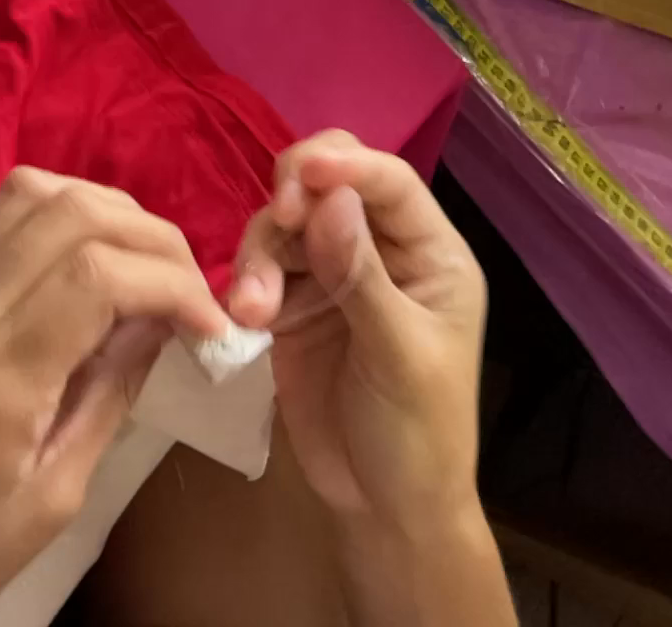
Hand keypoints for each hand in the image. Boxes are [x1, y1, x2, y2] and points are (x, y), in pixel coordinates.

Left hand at [0, 167, 230, 626]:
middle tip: (187, 283)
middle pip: (68, 215)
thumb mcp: (57, 495)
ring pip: (30, 194)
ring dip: (105, 211)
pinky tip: (84, 251)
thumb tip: (162, 316)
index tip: (210, 322)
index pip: (95, 277)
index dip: (171, 283)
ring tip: (143, 260)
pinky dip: (56, 212)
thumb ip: (112, 388)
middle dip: (150, 236)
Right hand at [230, 130, 488, 530]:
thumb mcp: (399, 355)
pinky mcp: (289, 300)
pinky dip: (244, 283)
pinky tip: (243, 319)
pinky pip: (259, 267)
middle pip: (327, 185)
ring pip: (283, 225)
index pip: (389, 183)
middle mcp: (377, 249)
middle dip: (295, 195)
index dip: (347, 165)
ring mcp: (328, 273)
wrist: (379, 505)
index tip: (302, 174)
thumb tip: (331, 199)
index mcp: (428, 253)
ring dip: (260, 255)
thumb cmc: (416, 434)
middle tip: (281, 221)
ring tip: (252, 310)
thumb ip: (361, 276)